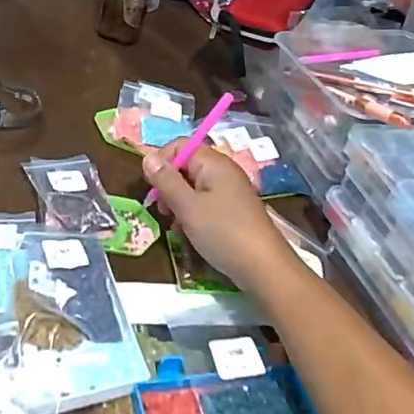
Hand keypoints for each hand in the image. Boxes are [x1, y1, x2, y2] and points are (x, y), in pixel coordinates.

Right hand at [143, 146, 312, 297]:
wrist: (265, 268)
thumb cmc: (223, 232)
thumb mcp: (187, 206)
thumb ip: (166, 181)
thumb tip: (147, 156)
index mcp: (213, 162)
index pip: (179, 145)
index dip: (162, 161)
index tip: (153, 188)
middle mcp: (223, 171)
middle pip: (186, 166)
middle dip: (169, 185)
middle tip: (163, 210)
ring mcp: (231, 191)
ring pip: (194, 187)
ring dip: (180, 203)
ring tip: (176, 226)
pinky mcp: (234, 210)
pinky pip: (206, 202)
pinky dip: (194, 214)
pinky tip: (191, 234)